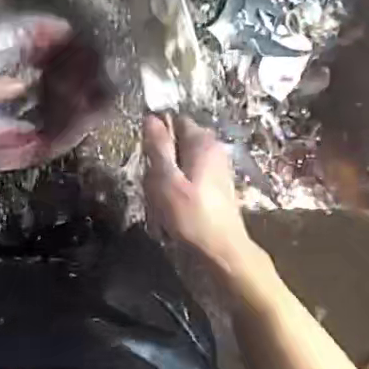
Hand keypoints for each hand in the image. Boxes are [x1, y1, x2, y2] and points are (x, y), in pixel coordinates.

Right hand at [143, 114, 256, 269]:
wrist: (222, 250)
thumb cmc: (191, 216)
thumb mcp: (166, 180)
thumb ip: (158, 147)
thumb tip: (150, 118)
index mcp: (202, 142)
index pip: (175, 120)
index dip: (157, 134)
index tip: (146, 156)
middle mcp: (213, 148)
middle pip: (178, 141)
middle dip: (161, 158)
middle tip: (152, 183)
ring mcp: (217, 167)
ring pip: (182, 161)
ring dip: (168, 176)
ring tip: (162, 199)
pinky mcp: (217, 185)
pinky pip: (189, 176)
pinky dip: (179, 187)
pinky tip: (174, 207)